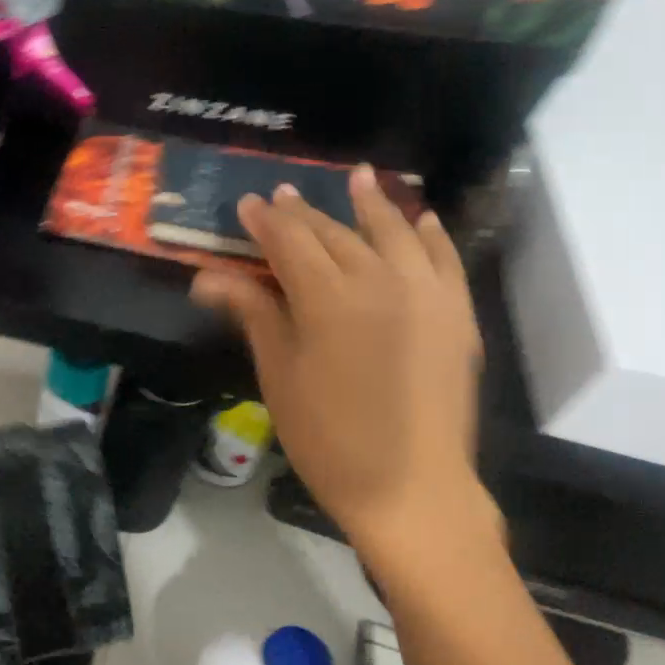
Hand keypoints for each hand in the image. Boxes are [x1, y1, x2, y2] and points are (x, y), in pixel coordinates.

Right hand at [190, 167, 489, 551]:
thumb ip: (253, 314)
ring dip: (373, 205)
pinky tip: (419, 220)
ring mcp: (427, 295)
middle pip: (337, 235)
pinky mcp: (457, 316)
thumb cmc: (326, 436)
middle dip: (306, 214)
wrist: (410, 487)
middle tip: (283, 195)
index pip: (290, 243)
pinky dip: (430, 236)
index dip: (265, 222)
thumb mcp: (278, 374)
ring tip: (357, 178)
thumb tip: (207, 277)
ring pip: (394, 234)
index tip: (247, 204)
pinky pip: (444, 261)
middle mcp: (381, 282)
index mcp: (328, 298)